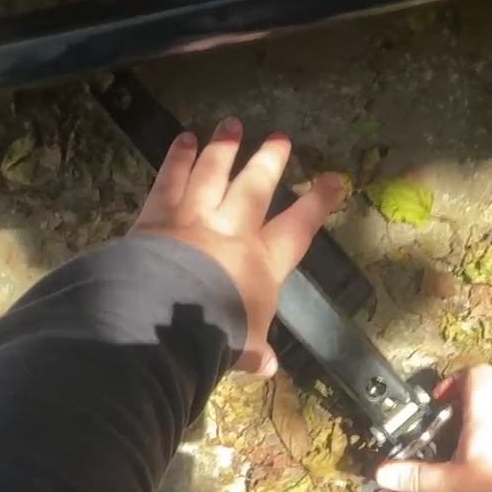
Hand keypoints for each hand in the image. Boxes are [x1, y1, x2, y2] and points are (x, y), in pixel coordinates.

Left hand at [131, 117, 345, 375]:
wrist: (167, 316)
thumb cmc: (216, 333)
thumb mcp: (243, 348)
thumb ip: (254, 352)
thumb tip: (267, 366)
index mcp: (262, 264)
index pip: (297, 229)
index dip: (317, 204)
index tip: (334, 181)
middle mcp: (232, 231)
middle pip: (254, 188)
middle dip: (269, 162)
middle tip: (280, 138)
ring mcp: (194, 217)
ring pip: (213, 174)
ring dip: (223, 148)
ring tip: (231, 124)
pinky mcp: (158, 214)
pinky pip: (170, 179)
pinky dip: (178, 158)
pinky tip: (184, 139)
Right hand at [375, 365, 491, 491]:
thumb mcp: (448, 486)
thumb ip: (415, 476)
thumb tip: (381, 472)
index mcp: (487, 413)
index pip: (477, 372)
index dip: (456, 380)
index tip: (440, 402)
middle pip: (490, 391)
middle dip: (467, 404)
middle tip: (449, 427)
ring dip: (485, 423)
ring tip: (466, 451)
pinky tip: (489, 467)